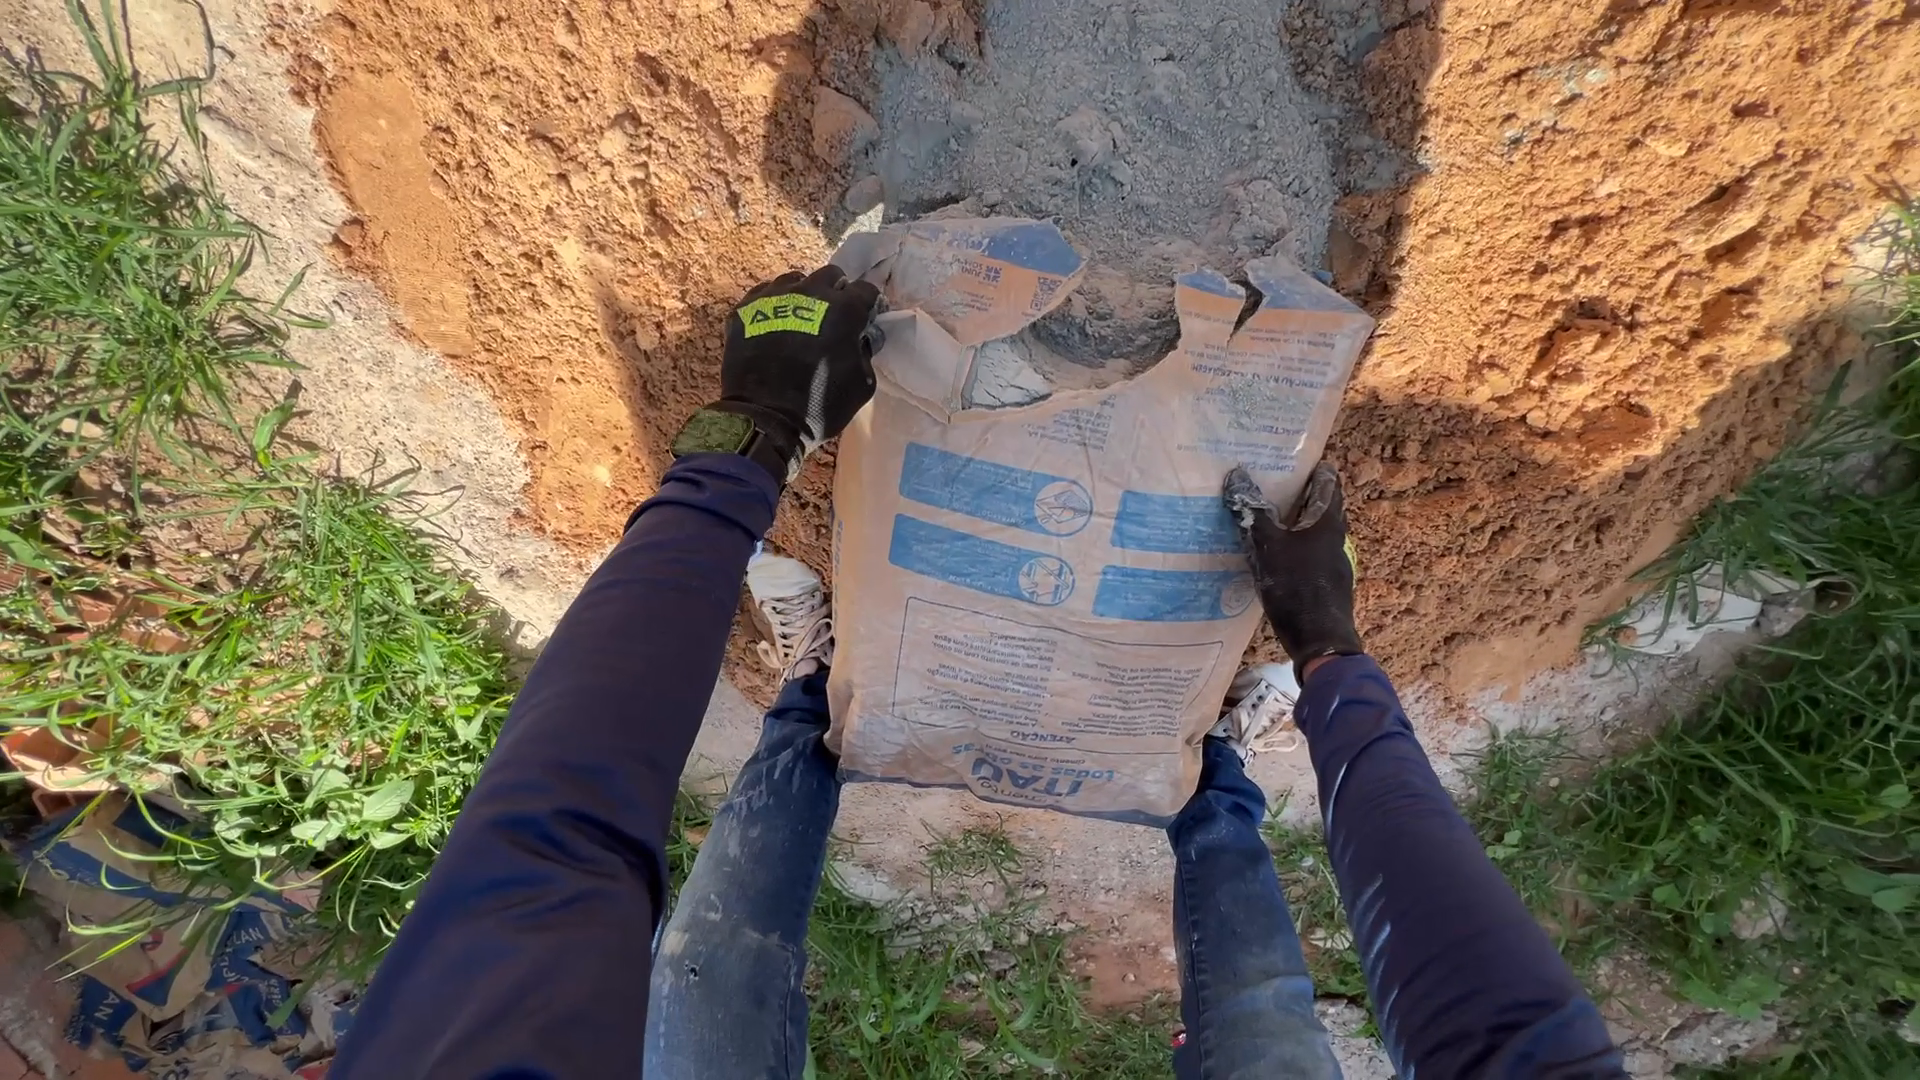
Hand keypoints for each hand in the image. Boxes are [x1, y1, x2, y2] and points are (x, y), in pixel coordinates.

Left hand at [711, 265, 882, 473]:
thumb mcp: (862, 385)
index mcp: (843, 310)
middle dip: (837, 292)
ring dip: (804, 295)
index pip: (866, 290)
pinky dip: (774, 307)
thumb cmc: (822, 405)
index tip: (866, 320)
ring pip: (795, 281)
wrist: (766, 418)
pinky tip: (775, 328)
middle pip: (830, 276)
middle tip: (834, 318)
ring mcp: (773, 297)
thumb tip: (863, 336)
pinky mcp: (745, 309)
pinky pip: (764, 295)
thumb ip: (866, 352)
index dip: (869, 305)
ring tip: (801, 320)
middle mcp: (809, 293)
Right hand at [1223, 463, 1363, 679]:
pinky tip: (1274, 551)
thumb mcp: (1267, 546)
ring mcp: (1333, 561)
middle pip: (1322, 507)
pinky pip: (1310, 552)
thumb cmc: (1296, 585)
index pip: (1329, 484)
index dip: (1315, 469)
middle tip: (1274, 482)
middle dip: (1301, 493)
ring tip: (1268, 514)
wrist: (1319, 638)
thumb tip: (1236, 477)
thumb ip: (1252, 513)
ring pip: (1315, 531)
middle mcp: (1336, 538)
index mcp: (1328, 523)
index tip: (1295, 460)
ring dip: (1297, 520)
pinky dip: (1295, 543)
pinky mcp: (1325, 581)